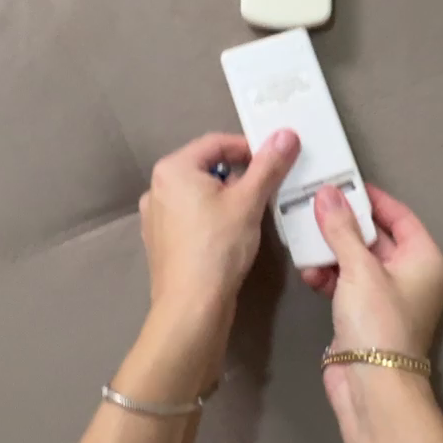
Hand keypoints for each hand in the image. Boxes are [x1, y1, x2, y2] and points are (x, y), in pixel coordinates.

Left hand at [139, 129, 299, 327]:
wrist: (191, 308)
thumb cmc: (218, 247)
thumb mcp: (249, 201)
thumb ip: (268, 165)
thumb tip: (287, 134)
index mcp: (173, 169)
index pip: (217, 143)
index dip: (249, 148)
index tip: (275, 161)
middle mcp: (157, 187)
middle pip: (206, 167)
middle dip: (238, 174)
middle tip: (266, 188)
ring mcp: (155, 216)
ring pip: (198, 192)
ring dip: (226, 195)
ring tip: (251, 211)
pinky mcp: (160, 241)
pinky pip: (190, 215)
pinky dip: (211, 216)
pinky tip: (229, 233)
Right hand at [302, 185, 442, 364]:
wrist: (371, 390)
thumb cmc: (378, 321)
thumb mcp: (360, 268)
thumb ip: (341, 228)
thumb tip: (327, 192)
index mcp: (424, 259)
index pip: (399, 215)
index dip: (372, 198)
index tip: (343, 182)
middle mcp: (410, 274)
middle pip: (375, 236)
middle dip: (344, 223)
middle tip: (313, 203)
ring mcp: (385, 295)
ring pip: (356, 259)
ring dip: (331, 250)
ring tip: (305, 237)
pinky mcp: (363, 313)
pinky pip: (345, 282)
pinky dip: (328, 275)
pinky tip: (308, 271)